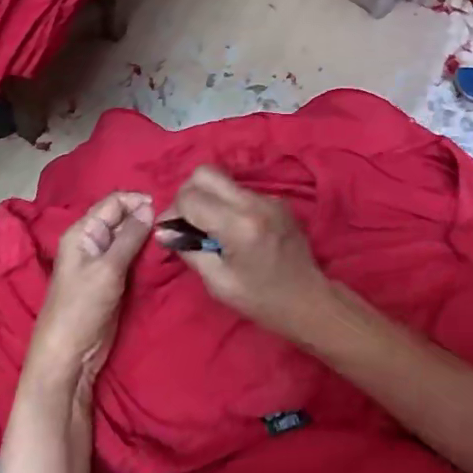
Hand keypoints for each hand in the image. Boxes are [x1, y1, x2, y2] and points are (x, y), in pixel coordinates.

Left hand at [27, 191, 153, 384]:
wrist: (69, 357)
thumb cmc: (81, 308)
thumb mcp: (108, 269)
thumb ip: (130, 236)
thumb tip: (150, 207)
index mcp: (82, 232)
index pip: (113, 202)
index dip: (138, 200)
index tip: (165, 208)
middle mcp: (92, 241)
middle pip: (122, 217)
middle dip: (146, 216)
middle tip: (173, 223)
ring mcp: (102, 261)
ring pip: (129, 237)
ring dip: (148, 235)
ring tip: (172, 235)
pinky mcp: (113, 279)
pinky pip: (132, 256)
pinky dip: (146, 252)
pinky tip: (163, 252)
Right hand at [158, 166, 336, 337]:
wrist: (309, 300)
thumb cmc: (261, 300)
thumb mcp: (218, 283)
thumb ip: (189, 250)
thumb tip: (163, 229)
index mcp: (239, 225)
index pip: (191, 197)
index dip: (173, 212)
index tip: (171, 231)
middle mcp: (254, 202)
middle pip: (205, 173)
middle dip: (188, 193)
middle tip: (186, 221)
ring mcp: (268, 197)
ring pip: (223, 180)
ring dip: (208, 197)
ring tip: (208, 228)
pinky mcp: (277, 199)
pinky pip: (240, 191)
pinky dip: (226, 203)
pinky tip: (231, 229)